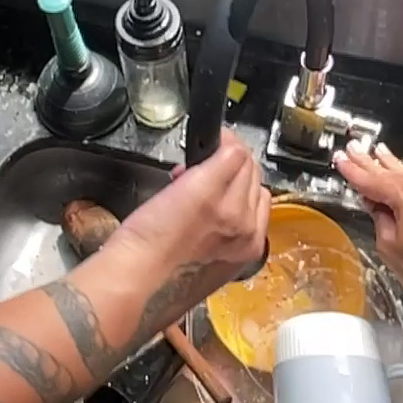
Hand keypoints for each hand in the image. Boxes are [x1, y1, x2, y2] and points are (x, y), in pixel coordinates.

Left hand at [114, 128, 268, 290]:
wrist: (144, 256)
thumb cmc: (167, 252)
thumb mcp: (211, 239)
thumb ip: (229, 214)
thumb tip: (228, 184)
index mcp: (251, 242)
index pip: (258, 190)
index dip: (237, 180)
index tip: (219, 180)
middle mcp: (248, 224)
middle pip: (254, 173)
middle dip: (232, 168)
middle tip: (205, 177)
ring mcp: (232, 205)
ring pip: (244, 160)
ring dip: (223, 157)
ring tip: (198, 174)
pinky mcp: (212, 185)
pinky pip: (232, 152)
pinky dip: (218, 145)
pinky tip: (199, 153)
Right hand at [333, 139, 402, 310]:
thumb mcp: (390, 247)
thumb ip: (380, 221)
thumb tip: (377, 209)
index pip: (370, 180)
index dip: (351, 170)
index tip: (340, 160)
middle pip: (389, 172)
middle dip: (368, 161)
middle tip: (353, 149)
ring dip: (392, 163)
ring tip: (378, 151)